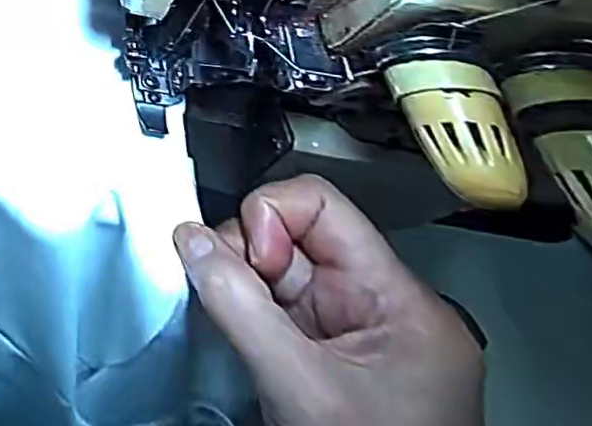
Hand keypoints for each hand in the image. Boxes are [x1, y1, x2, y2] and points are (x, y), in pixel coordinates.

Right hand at [174, 175, 484, 425]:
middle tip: (234, 297)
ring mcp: (348, 328)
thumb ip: (239, 305)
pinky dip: (242, 307)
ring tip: (244, 330)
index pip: (320, 204)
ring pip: (270, 264)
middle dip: (244, 255)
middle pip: (288, 231)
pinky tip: (246, 339)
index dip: (270, 216)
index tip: (252, 260)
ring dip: (239, 284)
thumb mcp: (303, 386)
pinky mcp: (321, 346)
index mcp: (401, 304)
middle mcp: (378, 307)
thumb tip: (190, 238)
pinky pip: (267, 298)